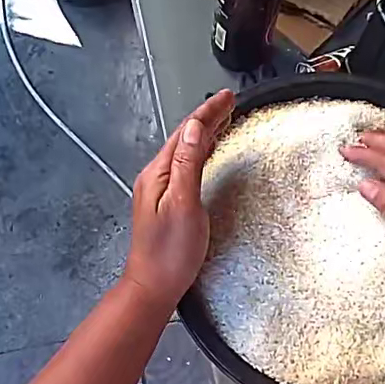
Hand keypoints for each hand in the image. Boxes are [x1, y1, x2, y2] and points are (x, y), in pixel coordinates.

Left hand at [123, 90, 235, 304]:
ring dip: (206, 132)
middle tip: (230, 102)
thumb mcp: (184, 204)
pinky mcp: (168, 201)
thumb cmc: (169, 252)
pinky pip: (187, 165)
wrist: (154, 286)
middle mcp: (156, 177)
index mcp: (159, 173)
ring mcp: (161, 189)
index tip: (228, 97)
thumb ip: (188, 164)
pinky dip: (202, 151)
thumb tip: (195, 128)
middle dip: (208, 117)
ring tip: (224, 119)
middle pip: (185, 138)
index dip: (208, 112)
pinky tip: (209, 152)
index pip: (186, 132)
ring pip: (186, 150)